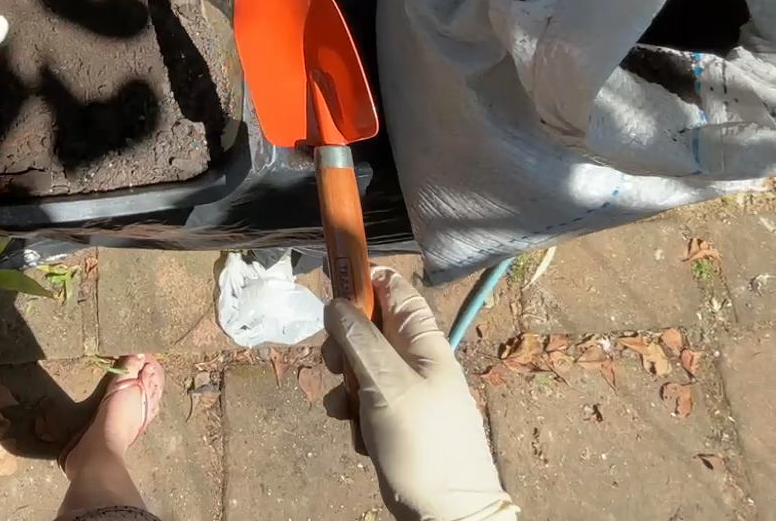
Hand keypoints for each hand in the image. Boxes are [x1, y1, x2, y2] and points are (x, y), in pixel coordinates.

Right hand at [324, 267, 517, 520]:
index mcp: (422, 340)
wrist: (446, 518)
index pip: (391, 286)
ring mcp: (403, 388)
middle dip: (342, 340)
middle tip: (335, 362)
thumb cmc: (423, 443)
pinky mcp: (392, 416)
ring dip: (344, 381)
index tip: (329, 286)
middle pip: (365, 323)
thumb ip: (359, 337)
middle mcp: (413, 358)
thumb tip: (335, 302)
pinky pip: (361, 395)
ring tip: (346, 405)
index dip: (360, 278)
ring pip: (358, 361)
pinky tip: (354, 429)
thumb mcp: (387, 383)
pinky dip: (352, 408)